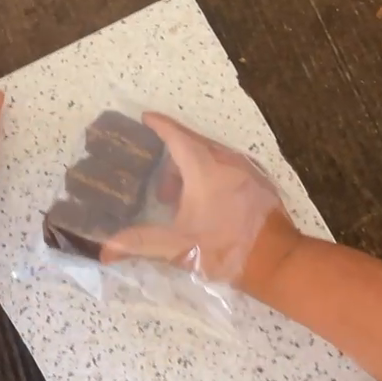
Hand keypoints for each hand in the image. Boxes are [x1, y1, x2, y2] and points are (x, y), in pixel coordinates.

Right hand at [103, 114, 301, 290]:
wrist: (277, 261)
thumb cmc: (224, 249)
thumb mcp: (177, 247)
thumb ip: (139, 243)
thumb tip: (104, 250)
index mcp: (204, 167)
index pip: (176, 135)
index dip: (158, 124)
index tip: (144, 118)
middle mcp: (227, 160)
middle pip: (193, 144)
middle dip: (171, 155)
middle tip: (154, 177)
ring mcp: (247, 170)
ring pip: (212, 156)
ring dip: (191, 169)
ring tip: (177, 198)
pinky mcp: (259, 183)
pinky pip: (228, 167)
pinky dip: (210, 175)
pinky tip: (204, 204)